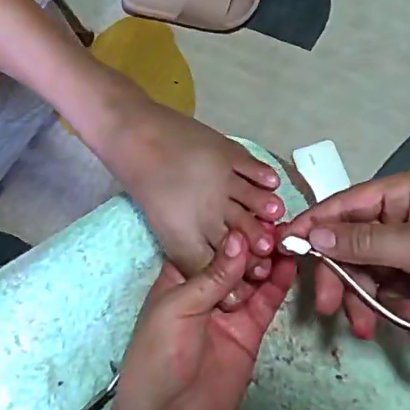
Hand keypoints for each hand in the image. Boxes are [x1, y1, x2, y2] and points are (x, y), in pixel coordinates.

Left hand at [93, 89, 285, 279]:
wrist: (135, 136)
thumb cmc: (141, 182)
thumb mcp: (159, 224)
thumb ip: (186, 246)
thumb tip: (212, 259)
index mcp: (185, 235)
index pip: (219, 262)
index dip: (237, 271)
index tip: (249, 272)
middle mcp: (208, 212)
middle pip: (243, 236)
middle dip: (258, 246)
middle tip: (267, 246)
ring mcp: (221, 180)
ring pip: (254, 203)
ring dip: (267, 210)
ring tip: (275, 213)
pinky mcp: (227, 153)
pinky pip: (254, 169)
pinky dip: (265, 176)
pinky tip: (271, 182)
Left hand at [114, 230, 297, 409]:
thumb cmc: (159, 353)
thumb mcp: (178, 307)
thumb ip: (212, 276)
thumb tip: (239, 239)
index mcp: (178, 278)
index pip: (206, 246)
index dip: (228, 231)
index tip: (252, 213)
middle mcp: (205, 289)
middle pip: (233, 260)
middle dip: (253, 243)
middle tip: (277, 224)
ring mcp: (229, 309)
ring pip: (252, 277)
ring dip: (268, 259)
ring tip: (289, 237)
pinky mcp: (249, 330)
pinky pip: (265, 302)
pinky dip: (278, 283)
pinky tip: (290, 264)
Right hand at [278, 170, 409, 346]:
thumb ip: (362, 241)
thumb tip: (311, 233)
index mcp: (406, 192)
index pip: (345, 205)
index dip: (313, 226)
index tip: (283, 249)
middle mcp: (407, 216)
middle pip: (352, 242)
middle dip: (340, 274)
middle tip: (326, 307)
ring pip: (369, 271)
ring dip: (365, 297)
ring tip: (367, 327)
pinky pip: (392, 290)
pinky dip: (393, 306)